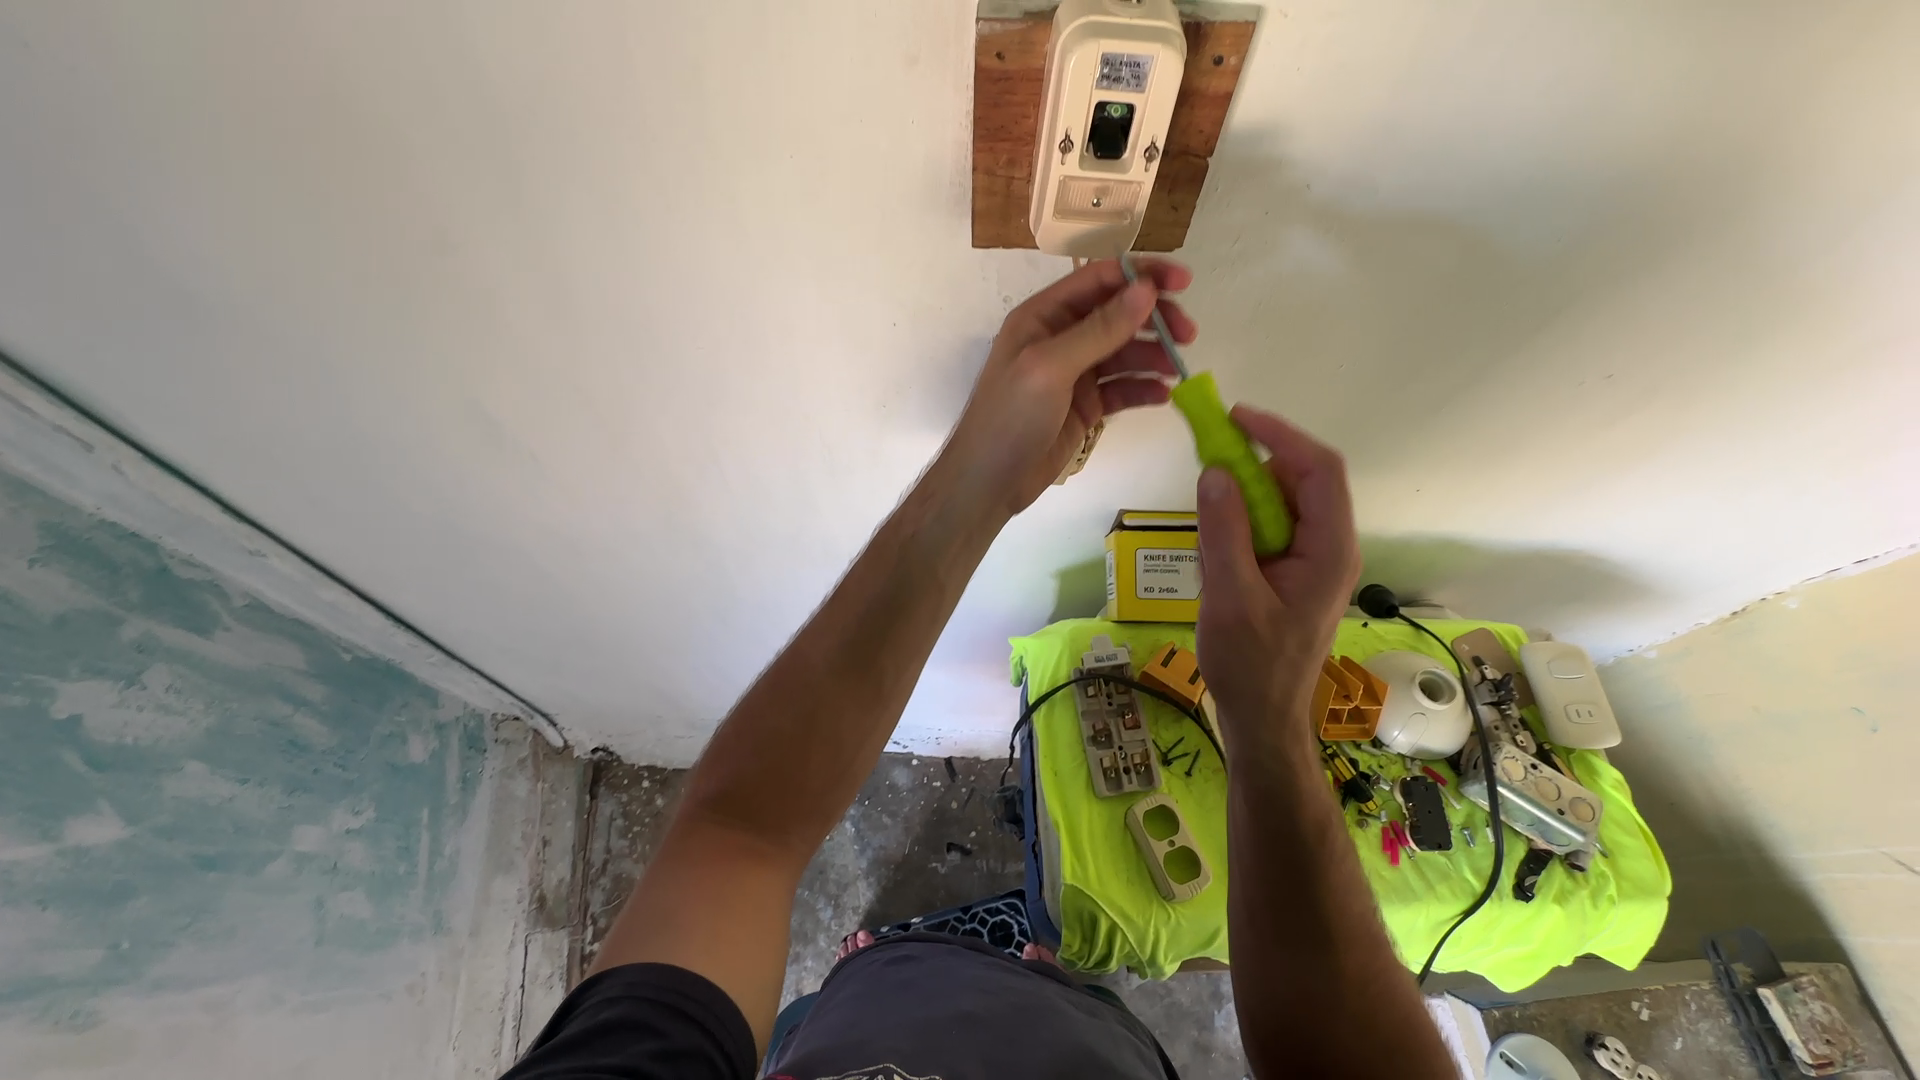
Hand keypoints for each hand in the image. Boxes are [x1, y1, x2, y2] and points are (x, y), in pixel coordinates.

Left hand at [938, 258, 1195, 517]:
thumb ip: (1099, 329)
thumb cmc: (1009, 418)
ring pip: (1124, 353)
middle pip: (1117, 314)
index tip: (1183, 284)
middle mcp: (1059, 338)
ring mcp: (1073, 373)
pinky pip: (1121, 388)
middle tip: (1189, 335)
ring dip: (1153, 356)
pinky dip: (1142, 388)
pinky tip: (1162, 396)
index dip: (1142, 276)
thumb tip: (1146, 290)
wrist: (989, 482)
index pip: (1099, 280)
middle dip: (1154, 320)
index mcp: (1042, 316)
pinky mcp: (1084, 406)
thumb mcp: (1051, 367)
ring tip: (1178, 370)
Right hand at [1194, 406, 1360, 754]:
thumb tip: (1216, 472)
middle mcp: (1329, 548)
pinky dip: (1239, 527)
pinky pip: (1269, 532)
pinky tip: (1215, 553)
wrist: (1262, 719)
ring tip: (1207, 518)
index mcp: (1329, 550)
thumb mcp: (1230, 597)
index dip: (1280, 435)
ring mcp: (1312, 562)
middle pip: (1300, 482)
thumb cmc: (1251, 665)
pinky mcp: (1292, 575)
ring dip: (1243, 498)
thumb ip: (1224, 533)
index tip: (1234, 417)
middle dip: (1255, 463)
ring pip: (1281, 505)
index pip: (1318, 470)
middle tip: (1207, 457)